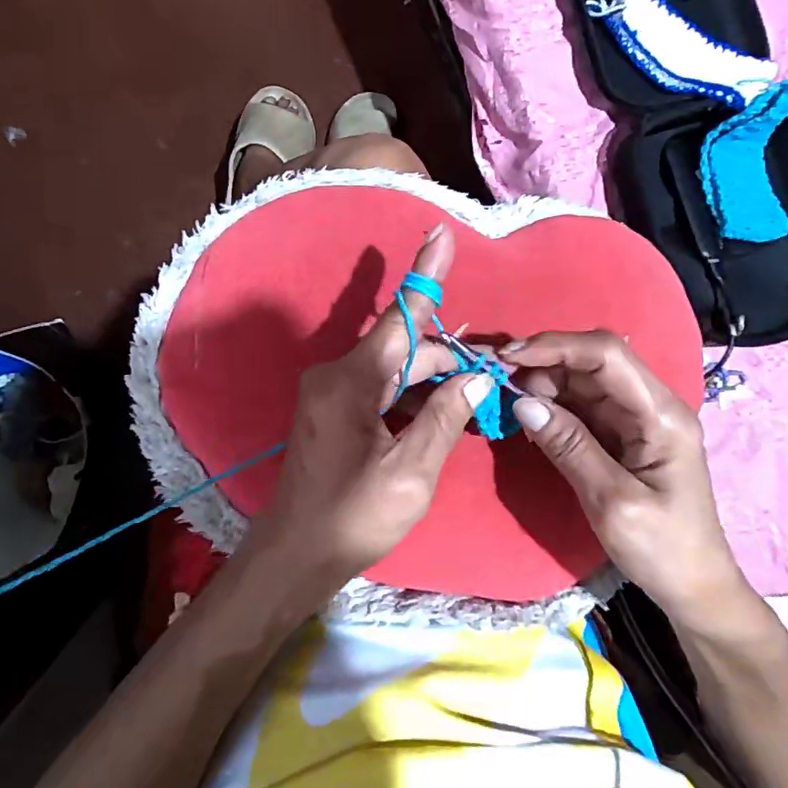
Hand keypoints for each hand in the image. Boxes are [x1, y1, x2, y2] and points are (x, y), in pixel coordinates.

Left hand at [241, 225, 491, 607]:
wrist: (295, 555)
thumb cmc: (352, 518)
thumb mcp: (410, 474)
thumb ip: (443, 418)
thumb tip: (472, 380)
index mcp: (352, 382)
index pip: (399, 318)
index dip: (425, 276)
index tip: (440, 232)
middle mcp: (337, 374)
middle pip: (406, 349)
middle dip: (448, 360)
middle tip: (492, 380)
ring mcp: (332, 391)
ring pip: (396, 369)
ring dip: (434, 381)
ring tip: (475, 401)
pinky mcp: (333, 408)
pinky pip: (382, 388)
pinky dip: (413, 397)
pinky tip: (442, 413)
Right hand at [500, 331, 747, 628]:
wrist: (694, 589)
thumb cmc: (663, 550)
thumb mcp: (612, 502)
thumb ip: (569, 447)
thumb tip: (522, 402)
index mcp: (661, 414)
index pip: (607, 355)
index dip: (557, 346)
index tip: (509, 356)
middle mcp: (650, 405)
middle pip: (594, 361)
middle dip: (546, 361)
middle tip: (501, 380)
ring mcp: (635, 420)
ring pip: (584, 380)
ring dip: (545, 382)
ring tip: (509, 398)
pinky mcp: (621, 435)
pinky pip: (582, 406)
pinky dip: (552, 405)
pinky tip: (529, 417)